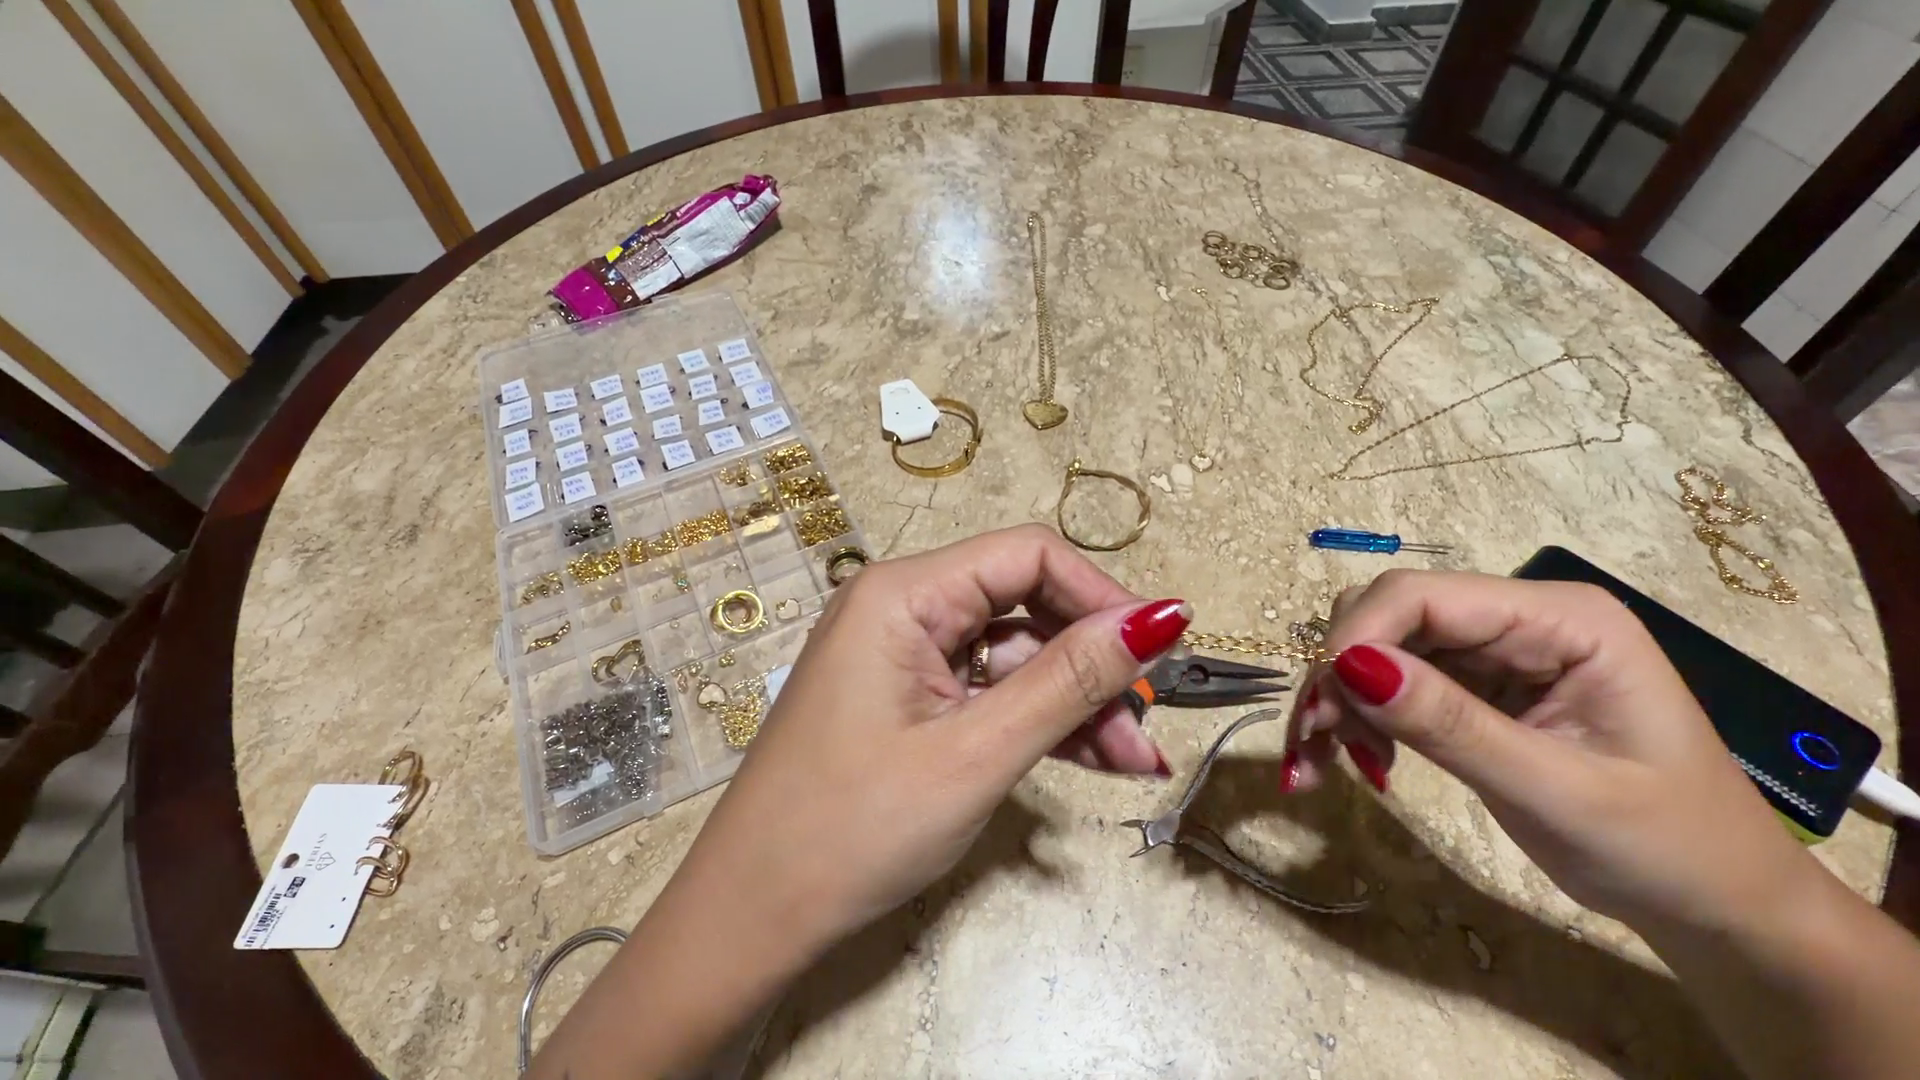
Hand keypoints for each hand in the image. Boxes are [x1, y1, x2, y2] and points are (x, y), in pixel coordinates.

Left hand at [684, 524, 1186, 951]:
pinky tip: (1090, 760)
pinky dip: (1036, 724)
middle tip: (1149, 726)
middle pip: (1024, 607)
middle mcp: (901, 610)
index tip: (1165, 646)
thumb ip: (1070, 679)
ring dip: (1075, 703)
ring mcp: (901, 659)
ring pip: (1012, 658)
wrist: (752, 915)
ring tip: (1135, 762)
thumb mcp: (977, 752)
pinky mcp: (905, 702)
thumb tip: (1160, 616)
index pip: (1028, 557)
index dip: (1102, 595)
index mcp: (904, 595)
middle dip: (1094, 663)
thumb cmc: (853, 829)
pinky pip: (986, 694)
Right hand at [1283, 569, 1806, 930]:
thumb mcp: (1555, 790)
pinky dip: (1358, 721)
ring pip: (1378, 651)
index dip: (1357, 638)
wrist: (1714, 903)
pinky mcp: (1474, 689)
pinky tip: (1350, 763)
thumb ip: (1451, 724)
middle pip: (1389, 617)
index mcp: (1562, 619)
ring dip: (1340, 703)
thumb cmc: (1664, 847)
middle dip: (1341, 675)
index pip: (1423, 596)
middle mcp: (1519, 620)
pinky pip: (1393, 686)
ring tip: (1323, 767)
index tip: (1319, 711)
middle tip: (1318, 747)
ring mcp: (1494, 653)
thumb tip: (1349, 665)